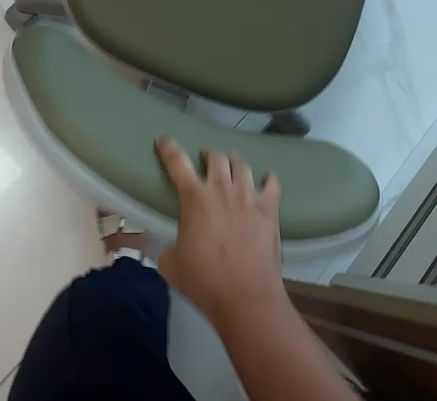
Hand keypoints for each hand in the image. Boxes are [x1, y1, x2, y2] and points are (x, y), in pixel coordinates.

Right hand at [154, 137, 287, 326]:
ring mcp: (248, 196)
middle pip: (215, 157)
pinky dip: (269, 179)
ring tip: (232, 164)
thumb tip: (167, 247)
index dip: (168, 148)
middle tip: (205, 157)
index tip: (163, 140)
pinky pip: (272, 183)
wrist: (246, 296)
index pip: (177, 163)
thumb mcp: (172, 266)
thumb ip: (166, 249)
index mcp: (194, 198)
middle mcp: (222, 189)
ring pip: (242, 165)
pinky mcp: (270, 208)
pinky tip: (267, 180)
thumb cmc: (204, 281)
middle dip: (208, 154)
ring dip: (234, 162)